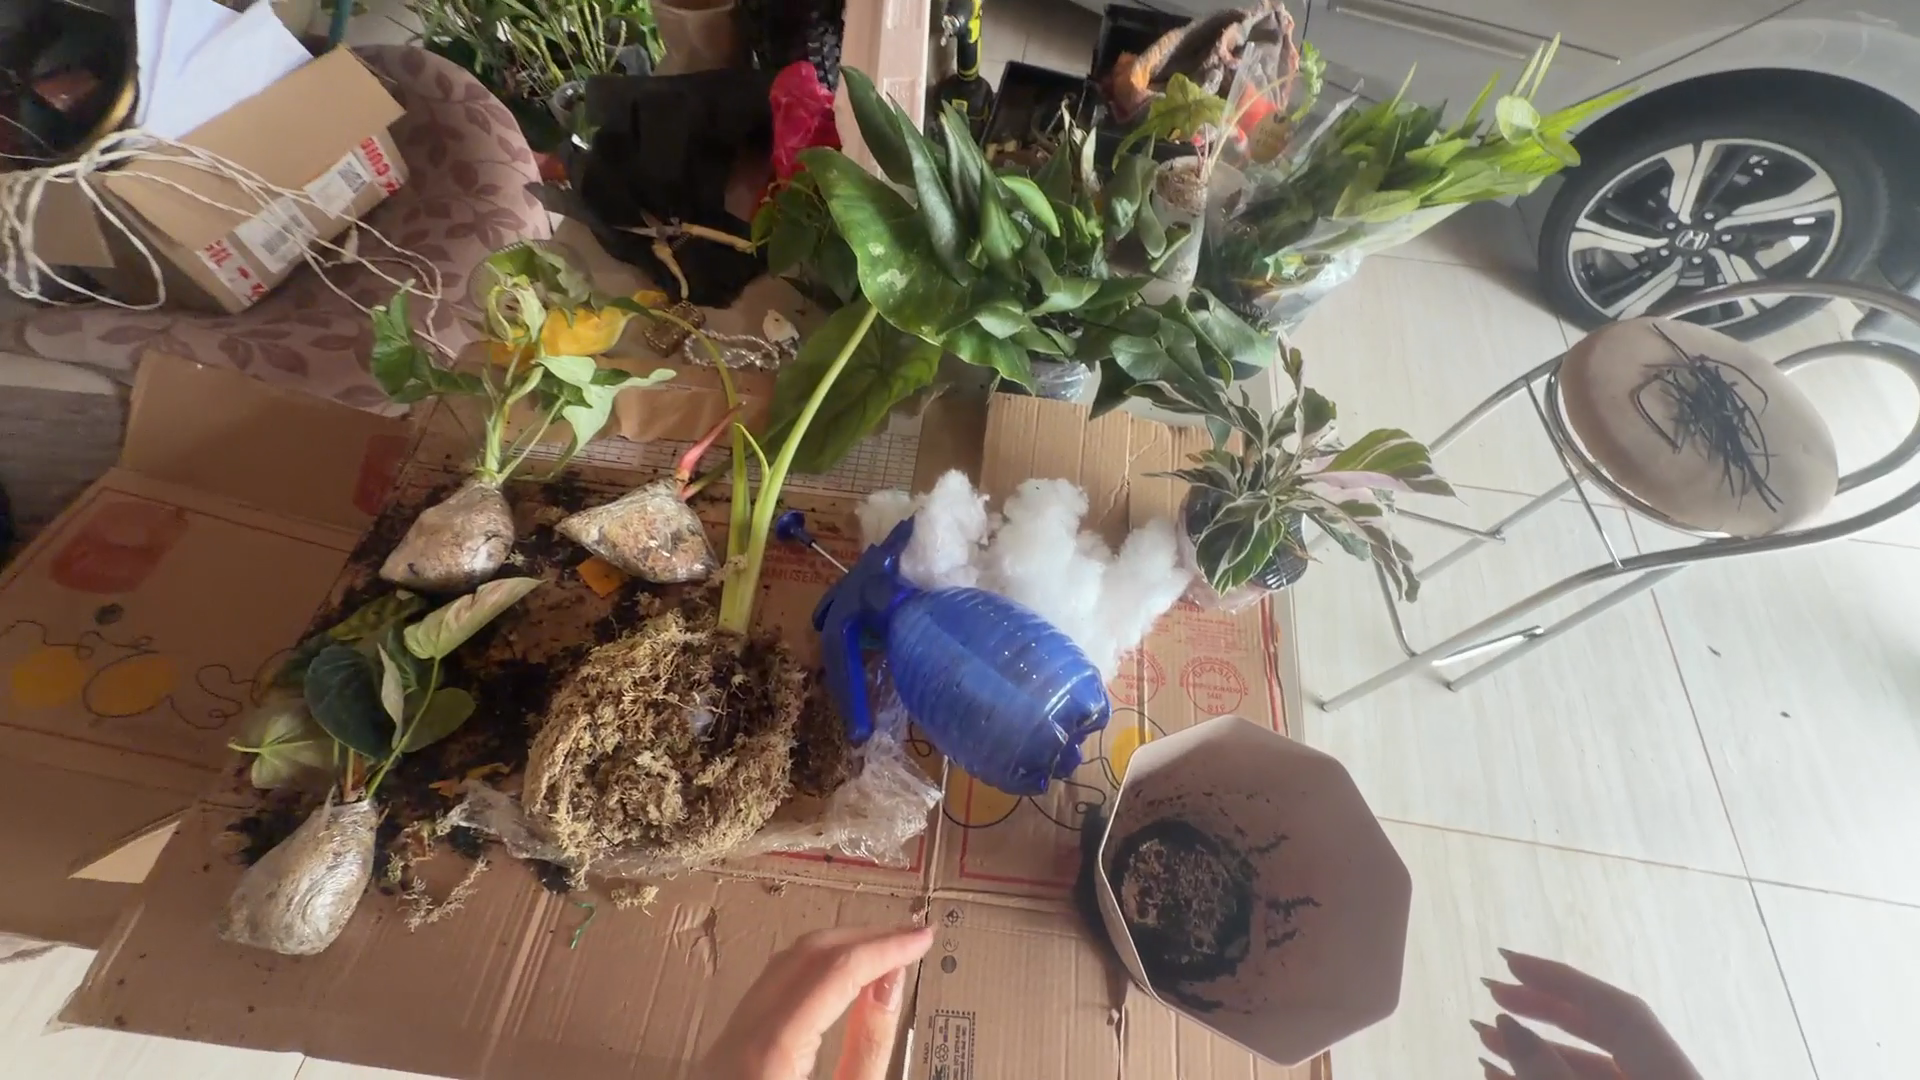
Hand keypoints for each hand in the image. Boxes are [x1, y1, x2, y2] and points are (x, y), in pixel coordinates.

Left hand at [704, 924, 934, 1079]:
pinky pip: (771, 987)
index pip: (836, 969)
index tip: (924, 937)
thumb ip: (869, 1048)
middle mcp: (739, 1035)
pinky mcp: (721, 1053)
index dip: (886, 945)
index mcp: (771, 1053)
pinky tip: (843, 981)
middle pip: (806, 953)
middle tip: (910, 938)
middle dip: (863, 938)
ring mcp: (723, 1042)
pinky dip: (813, 971)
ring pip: (785, 964)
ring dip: (837, 950)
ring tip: (884, 952)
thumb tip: (891, 979)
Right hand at [1474, 949, 1702, 1079]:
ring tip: (1485, 1036)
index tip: (1507, 960)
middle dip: (1544, 1008)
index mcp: (1672, 1074)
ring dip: (1535, 1047)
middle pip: (1606, 1030)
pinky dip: (1546, 1076)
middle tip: (1495, 992)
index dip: (1561, 979)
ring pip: (1593, 1065)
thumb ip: (1547, 1071)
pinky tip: (1499, 1072)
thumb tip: (1506, 1023)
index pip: (1618, 1008)